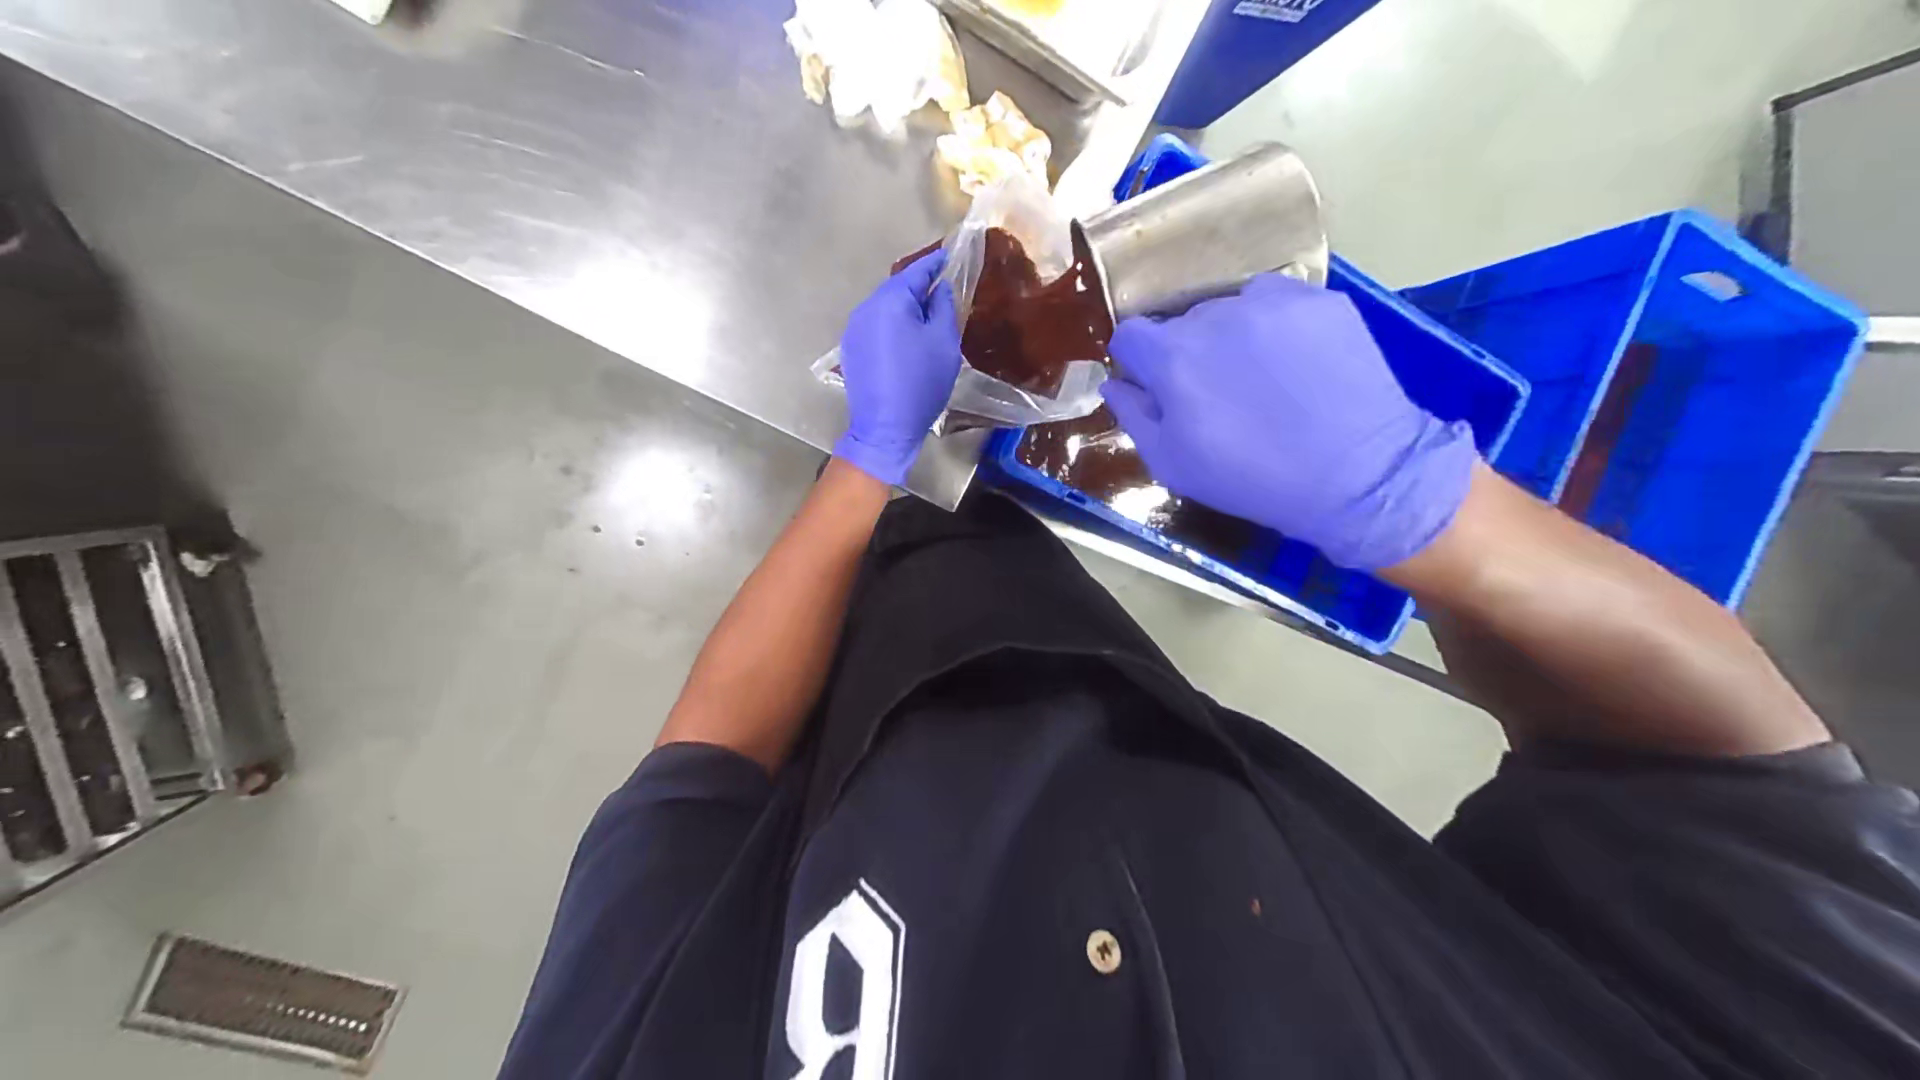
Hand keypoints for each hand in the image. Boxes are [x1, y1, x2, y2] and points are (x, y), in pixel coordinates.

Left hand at [833, 249, 962, 485]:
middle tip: (943, 290)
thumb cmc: (921, 384)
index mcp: (890, 301)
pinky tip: (907, 341)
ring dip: (906, 309)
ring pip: (885, 309)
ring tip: (927, 318)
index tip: (951, 256)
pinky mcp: (852, 350)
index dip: (936, 263)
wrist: (885, 428)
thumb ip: (943, 306)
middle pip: (897, 289)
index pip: (916, 271)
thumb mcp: (943, 342)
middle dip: (920, 288)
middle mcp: (866, 308)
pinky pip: (877, 327)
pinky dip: (893, 326)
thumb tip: (939, 287)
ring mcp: (855, 330)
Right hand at [1101, 273, 1476, 570]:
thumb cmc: (1249, 478)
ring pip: (1229, 308)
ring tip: (1258, 375)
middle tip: (1214, 391)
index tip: (1155, 385)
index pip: (1130, 333)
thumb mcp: (1172, 463)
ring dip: (1229, 335)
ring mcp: (1273, 302)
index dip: (1137, 360)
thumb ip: (1133, 415)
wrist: (1357, 476)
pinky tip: (1294, 361)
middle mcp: (1216, 315)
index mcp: (1172, 357)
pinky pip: (1277, 301)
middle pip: (1181, 322)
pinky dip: (1274, 325)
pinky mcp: (1321, 300)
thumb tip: (1115, 383)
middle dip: (1186, 351)